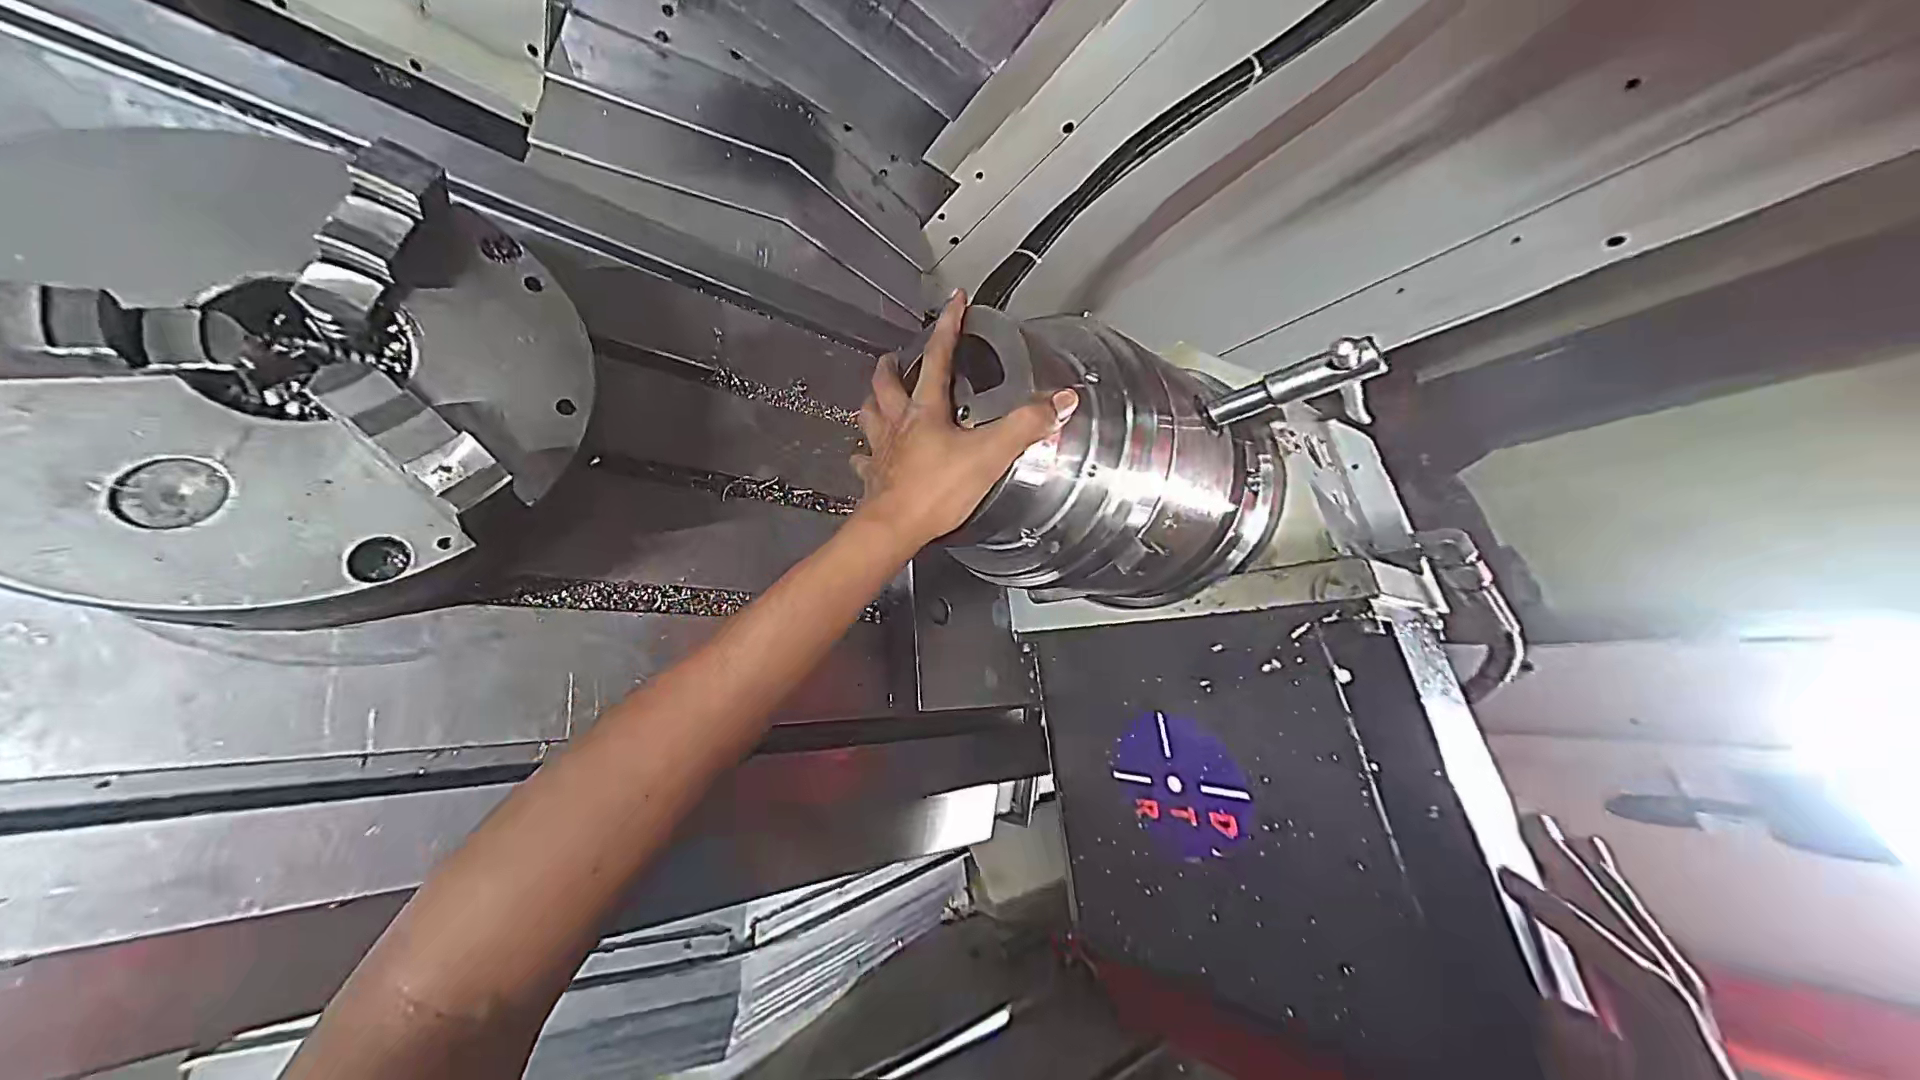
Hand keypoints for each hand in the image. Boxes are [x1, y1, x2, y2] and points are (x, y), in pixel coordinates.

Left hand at [852, 289, 1076, 547]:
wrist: (895, 527)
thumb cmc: (934, 492)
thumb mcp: (990, 454)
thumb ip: (1025, 425)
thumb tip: (1060, 401)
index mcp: (925, 410)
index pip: (938, 356)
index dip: (949, 326)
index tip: (955, 303)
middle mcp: (898, 424)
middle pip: (887, 382)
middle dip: (893, 364)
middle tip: (895, 356)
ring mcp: (881, 450)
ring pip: (868, 414)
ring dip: (871, 401)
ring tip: (875, 396)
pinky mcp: (875, 477)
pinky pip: (863, 461)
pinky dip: (863, 456)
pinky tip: (864, 457)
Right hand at [1501, 813, 1733, 1079]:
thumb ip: (1579, 1051)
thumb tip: (1556, 1003)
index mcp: (1670, 1031)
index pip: (1612, 954)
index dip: (1558, 912)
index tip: (1509, 876)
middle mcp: (1687, 1015)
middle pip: (1631, 928)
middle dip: (1580, 872)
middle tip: (1537, 824)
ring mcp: (1689, 1017)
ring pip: (1644, 934)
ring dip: (1602, 882)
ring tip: (1574, 840)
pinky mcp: (1680, 1024)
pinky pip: (1651, 949)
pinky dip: (1623, 912)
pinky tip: (1610, 896)